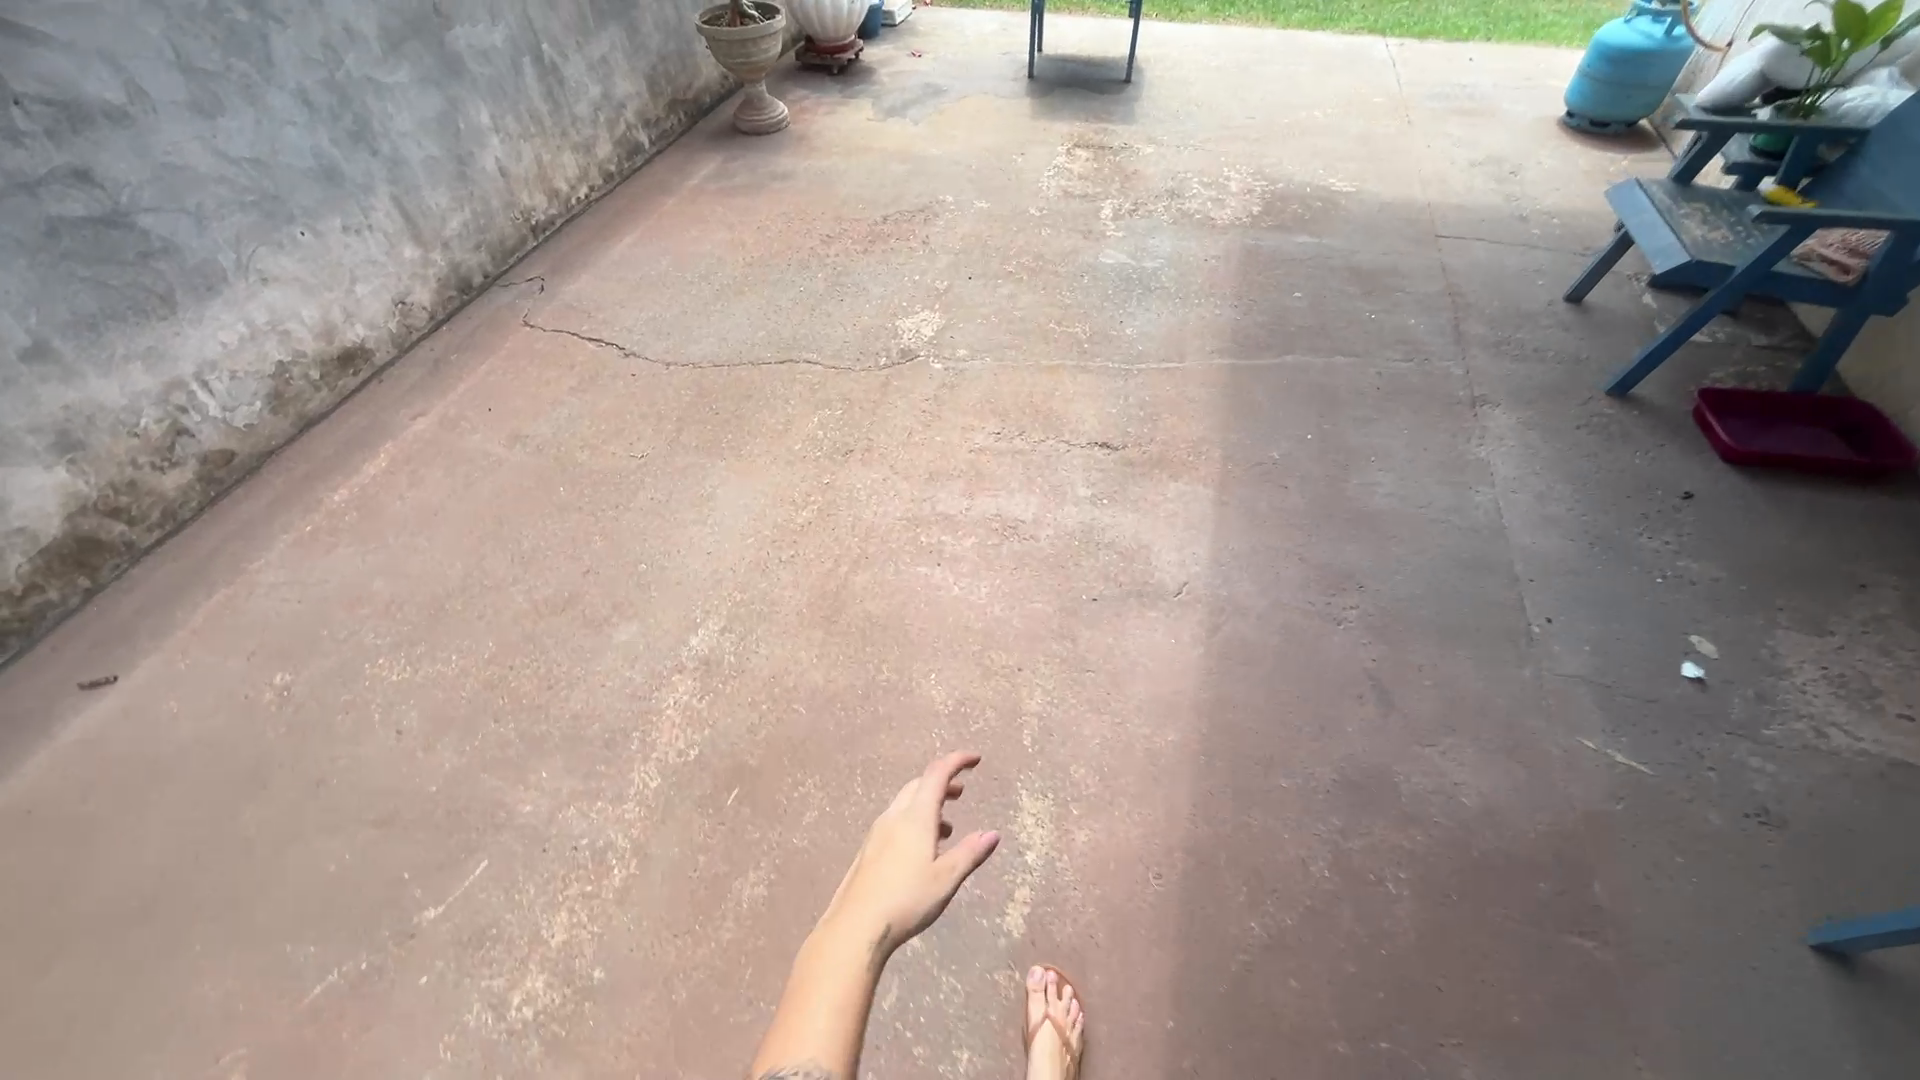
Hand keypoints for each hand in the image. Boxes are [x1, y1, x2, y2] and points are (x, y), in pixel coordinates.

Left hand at [817, 751, 1000, 959]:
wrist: (855, 927)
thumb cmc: (906, 900)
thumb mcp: (946, 878)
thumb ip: (970, 853)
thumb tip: (993, 833)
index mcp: (915, 816)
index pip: (937, 773)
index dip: (957, 761)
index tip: (975, 759)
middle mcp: (894, 816)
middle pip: (919, 784)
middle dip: (942, 783)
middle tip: (962, 793)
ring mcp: (877, 832)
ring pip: (905, 803)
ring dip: (928, 804)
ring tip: (947, 827)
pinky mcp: (868, 849)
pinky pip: (895, 820)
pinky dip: (914, 820)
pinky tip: (921, 850)